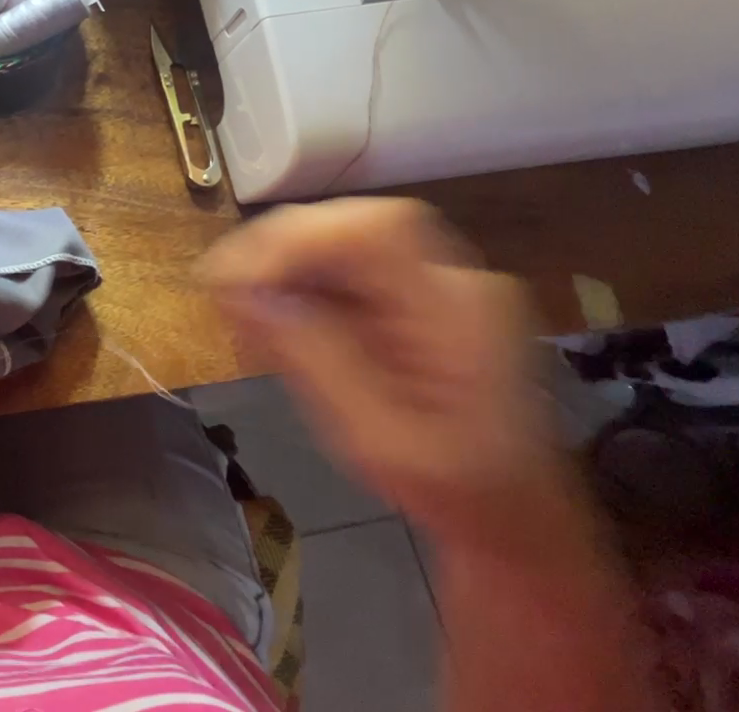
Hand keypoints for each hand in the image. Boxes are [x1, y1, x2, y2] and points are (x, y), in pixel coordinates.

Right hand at [197, 199, 562, 542]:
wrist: (512, 512)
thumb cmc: (450, 490)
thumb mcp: (374, 439)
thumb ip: (312, 358)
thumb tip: (240, 293)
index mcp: (456, 312)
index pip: (371, 232)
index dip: (293, 241)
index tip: (238, 284)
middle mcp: (450, 281)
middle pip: (349, 225)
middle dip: (276, 253)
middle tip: (226, 297)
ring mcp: (432, 285)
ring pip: (337, 240)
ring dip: (280, 270)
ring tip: (245, 318)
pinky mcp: (410, 296)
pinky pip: (341, 267)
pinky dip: (295, 286)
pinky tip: (275, 324)